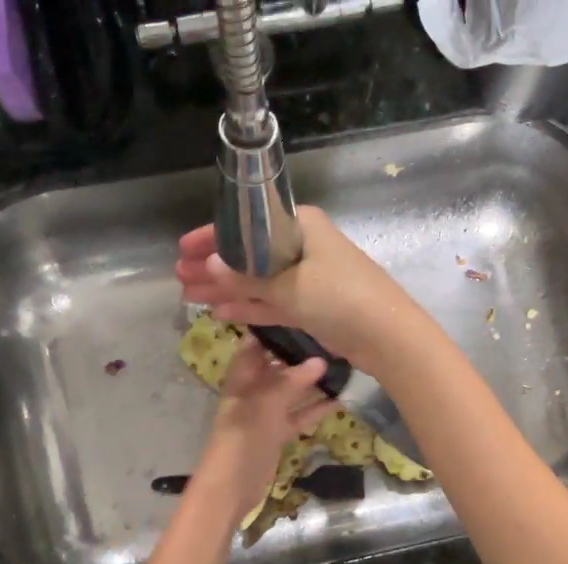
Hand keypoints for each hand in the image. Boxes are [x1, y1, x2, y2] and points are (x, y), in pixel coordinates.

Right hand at [174, 206, 441, 376]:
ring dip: (226, 289)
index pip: (247, 225)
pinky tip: (221, 313)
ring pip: (258, 281)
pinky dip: (249, 308)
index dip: (212, 237)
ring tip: (191, 297)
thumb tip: (209, 265)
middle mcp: (302, 246)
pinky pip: (273, 303)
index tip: (183, 250)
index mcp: (300, 226)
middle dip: (215, 267)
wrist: (387, 335)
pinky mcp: (312, 307)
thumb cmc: (340, 298)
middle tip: (180, 278)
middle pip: (249, 253)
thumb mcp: (290, 285)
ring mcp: (308, 278)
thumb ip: (247, 278)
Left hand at [197, 342, 336, 515]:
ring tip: (344, 364)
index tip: (304, 312)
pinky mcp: (278, 433)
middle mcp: (254, 390)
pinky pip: (299, 415)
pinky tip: (340, 398)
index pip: (256, 344)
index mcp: (242, 377)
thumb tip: (321, 361)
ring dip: (313, 381)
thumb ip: (292, 382)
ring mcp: (267, 413)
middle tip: (334, 338)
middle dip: (301, 354)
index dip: (275, 328)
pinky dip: (316, 408)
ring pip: (293, 391)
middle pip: (278, 366)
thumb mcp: (266, 404)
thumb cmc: (242, 438)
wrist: (231, 486)